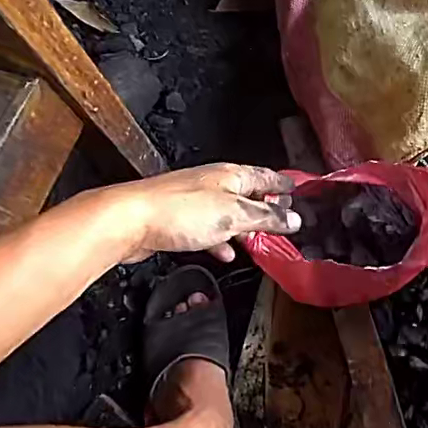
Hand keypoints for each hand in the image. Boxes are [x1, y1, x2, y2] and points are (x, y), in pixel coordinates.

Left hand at [100, 163, 299, 262]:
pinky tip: (225, 252)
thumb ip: (266, 217)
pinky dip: (221, 240)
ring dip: (244, 227)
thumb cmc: (179, 211)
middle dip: (266, 207)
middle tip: (284, 218)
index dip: (283, 184)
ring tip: (258, 240)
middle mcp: (213, 183)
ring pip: (229, 213)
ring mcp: (195, 201)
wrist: (129, 221)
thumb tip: (294, 218)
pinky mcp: (179, 220)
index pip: (266, 176)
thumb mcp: (234, 215)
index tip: (297, 190)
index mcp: (231, 175)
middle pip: (248, 194)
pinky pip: (208, 229)